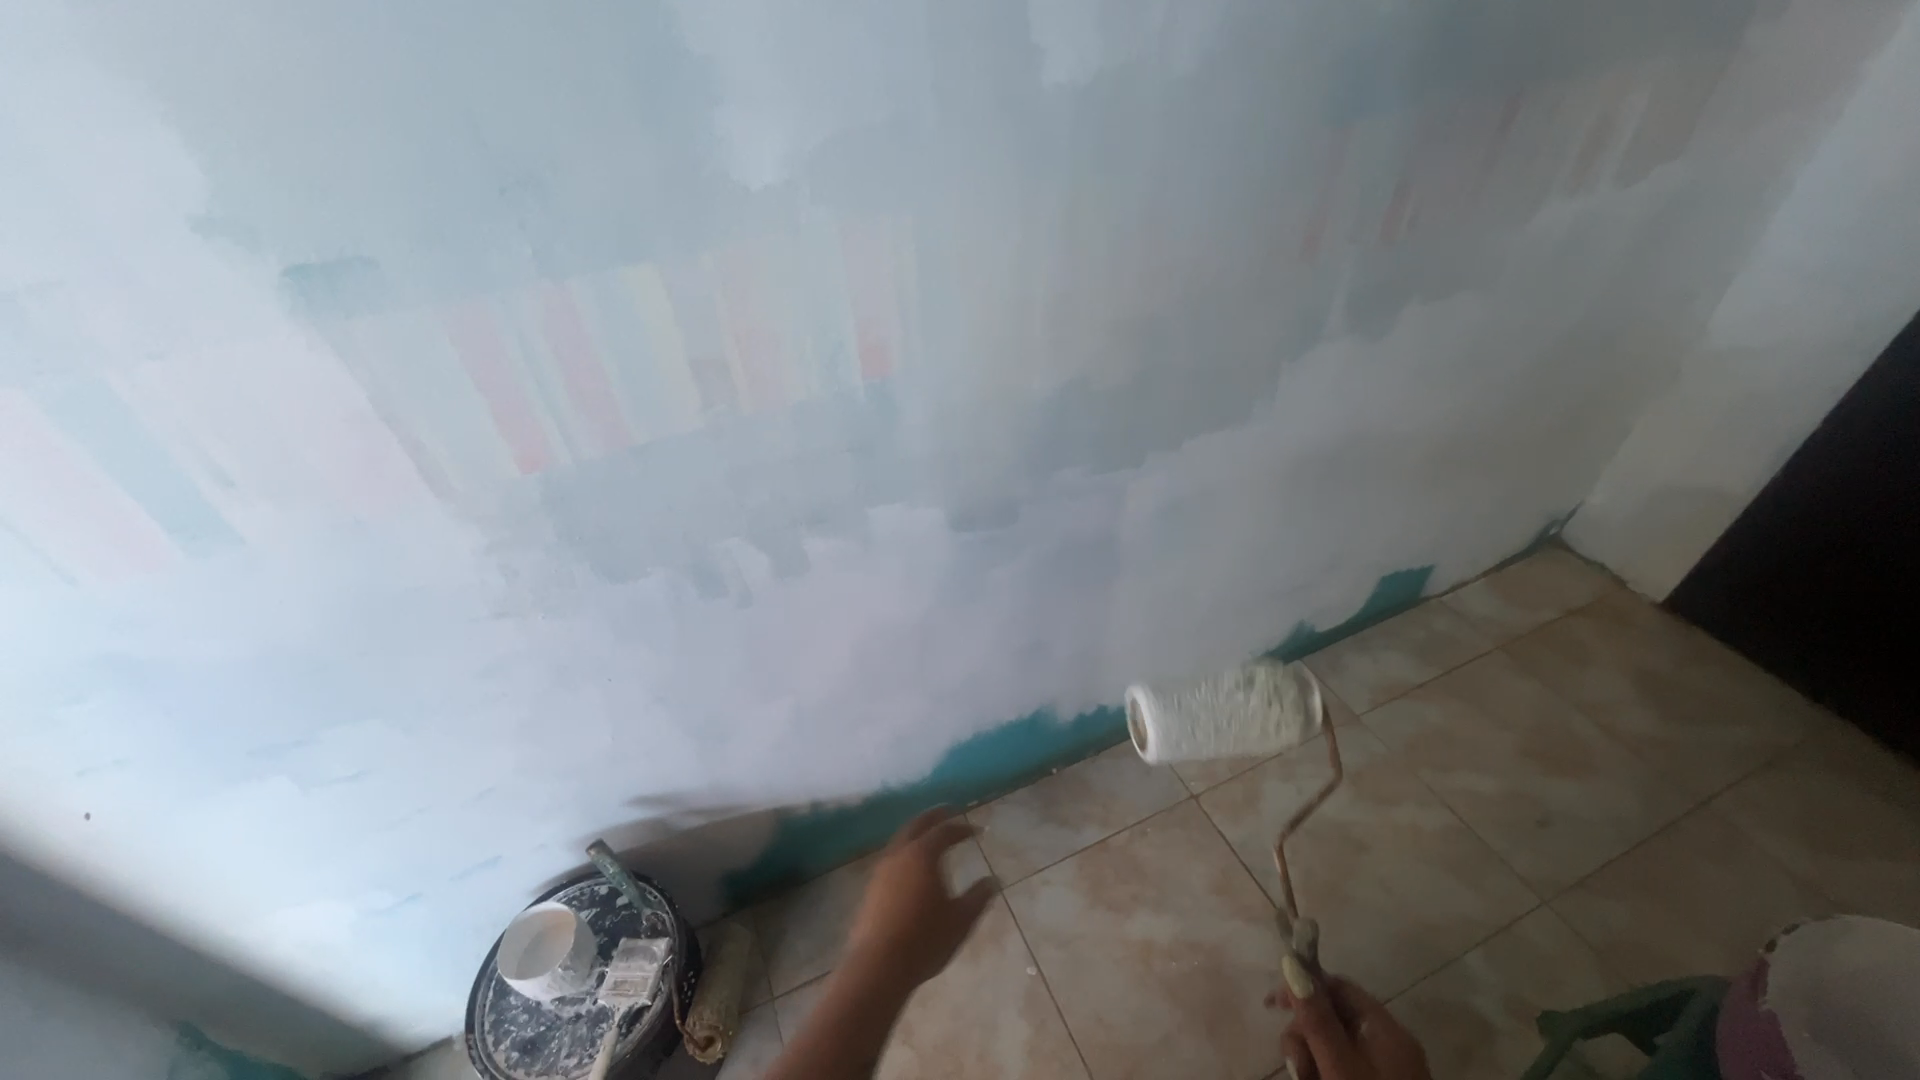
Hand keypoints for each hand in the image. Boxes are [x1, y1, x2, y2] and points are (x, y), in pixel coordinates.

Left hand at [843, 806, 996, 989]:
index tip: (977, 830)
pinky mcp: (871, 889)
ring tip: (930, 837)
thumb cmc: (925, 940)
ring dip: (917, 833)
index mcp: (923, 855)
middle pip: (917, 825)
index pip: (944, 831)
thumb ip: (978, 897)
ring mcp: (881, 870)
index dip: (962, 828)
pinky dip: (905, 851)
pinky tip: (911, 867)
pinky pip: (891, 858)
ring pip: (900, 840)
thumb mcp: (960, 920)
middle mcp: (899, 854)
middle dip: (934, 816)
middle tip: (948, 811)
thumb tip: (994, 880)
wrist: (878, 966)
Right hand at [1268, 969, 1431, 1079]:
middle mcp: (1388, 1045)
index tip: (1273, 1005)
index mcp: (1386, 1029)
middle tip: (1295, 1064)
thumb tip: (1291, 963)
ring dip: (1309, 1058)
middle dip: (1305, 1035)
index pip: (1339, 987)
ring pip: (1332, 1045)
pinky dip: (1322, 1072)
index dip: (1305, 988)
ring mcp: (1384, 1071)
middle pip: (1333, 1017)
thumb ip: (1315, 1016)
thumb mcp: (1337, 1063)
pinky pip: (1341, 1067)